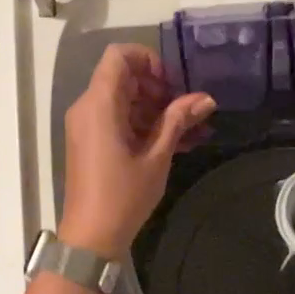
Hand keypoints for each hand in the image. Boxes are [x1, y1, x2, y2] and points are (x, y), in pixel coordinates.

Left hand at [59, 44, 216, 257]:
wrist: (91, 237)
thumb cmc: (123, 196)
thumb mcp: (157, 157)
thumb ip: (178, 121)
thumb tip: (206, 98)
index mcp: (99, 104)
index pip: (119, 56)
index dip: (148, 61)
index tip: (171, 85)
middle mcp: (88, 108)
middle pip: (125, 79)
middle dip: (160, 90)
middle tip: (188, 110)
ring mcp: (89, 126)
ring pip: (126, 101)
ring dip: (159, 111)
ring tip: (194, 129)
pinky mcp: (93, 143)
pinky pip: (120, 121)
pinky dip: (146, 126)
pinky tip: (180, 141)